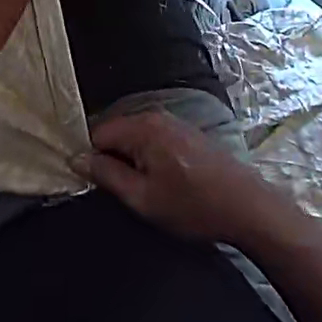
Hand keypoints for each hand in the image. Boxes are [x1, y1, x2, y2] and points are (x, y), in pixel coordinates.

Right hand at [76, 111, 311, 251]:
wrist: (244, 204)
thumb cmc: (192, 205)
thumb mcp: (143, 198)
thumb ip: (107, 175)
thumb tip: (77, 158)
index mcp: (144, 127)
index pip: (98, 132)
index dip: (88, 157)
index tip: (88, 182)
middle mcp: (157, 116)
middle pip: (116, 131)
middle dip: (108, 158)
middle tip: (112, 190)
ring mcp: (174, 122)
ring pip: (134, 136)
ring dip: (128, 160)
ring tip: (135, 189)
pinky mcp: (185, 132)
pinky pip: (152, 139)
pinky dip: (145, 157)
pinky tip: (155, 181)